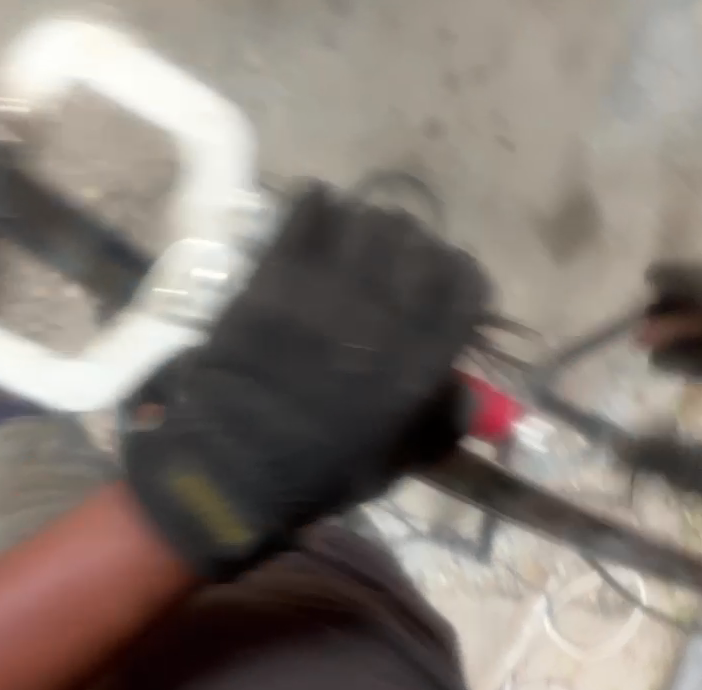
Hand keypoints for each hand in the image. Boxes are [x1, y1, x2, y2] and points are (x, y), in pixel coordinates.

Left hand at [121, 183, 490, 578]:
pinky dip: (319, 210)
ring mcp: (332, 282)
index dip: (458, 283)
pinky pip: (311, 208)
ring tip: (353, 252)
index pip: (466, 284)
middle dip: (413, 254)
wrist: (235, 458)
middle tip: (392, 274)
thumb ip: (440, 425)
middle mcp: (388, 309)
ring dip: (368, 231)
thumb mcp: (396, 463)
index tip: (441, 296)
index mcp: (421, 357)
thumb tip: (466, 395)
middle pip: (421, 242)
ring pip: (371, 217)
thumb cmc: (320, 469)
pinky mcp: (281, 267)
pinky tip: (315, 231)